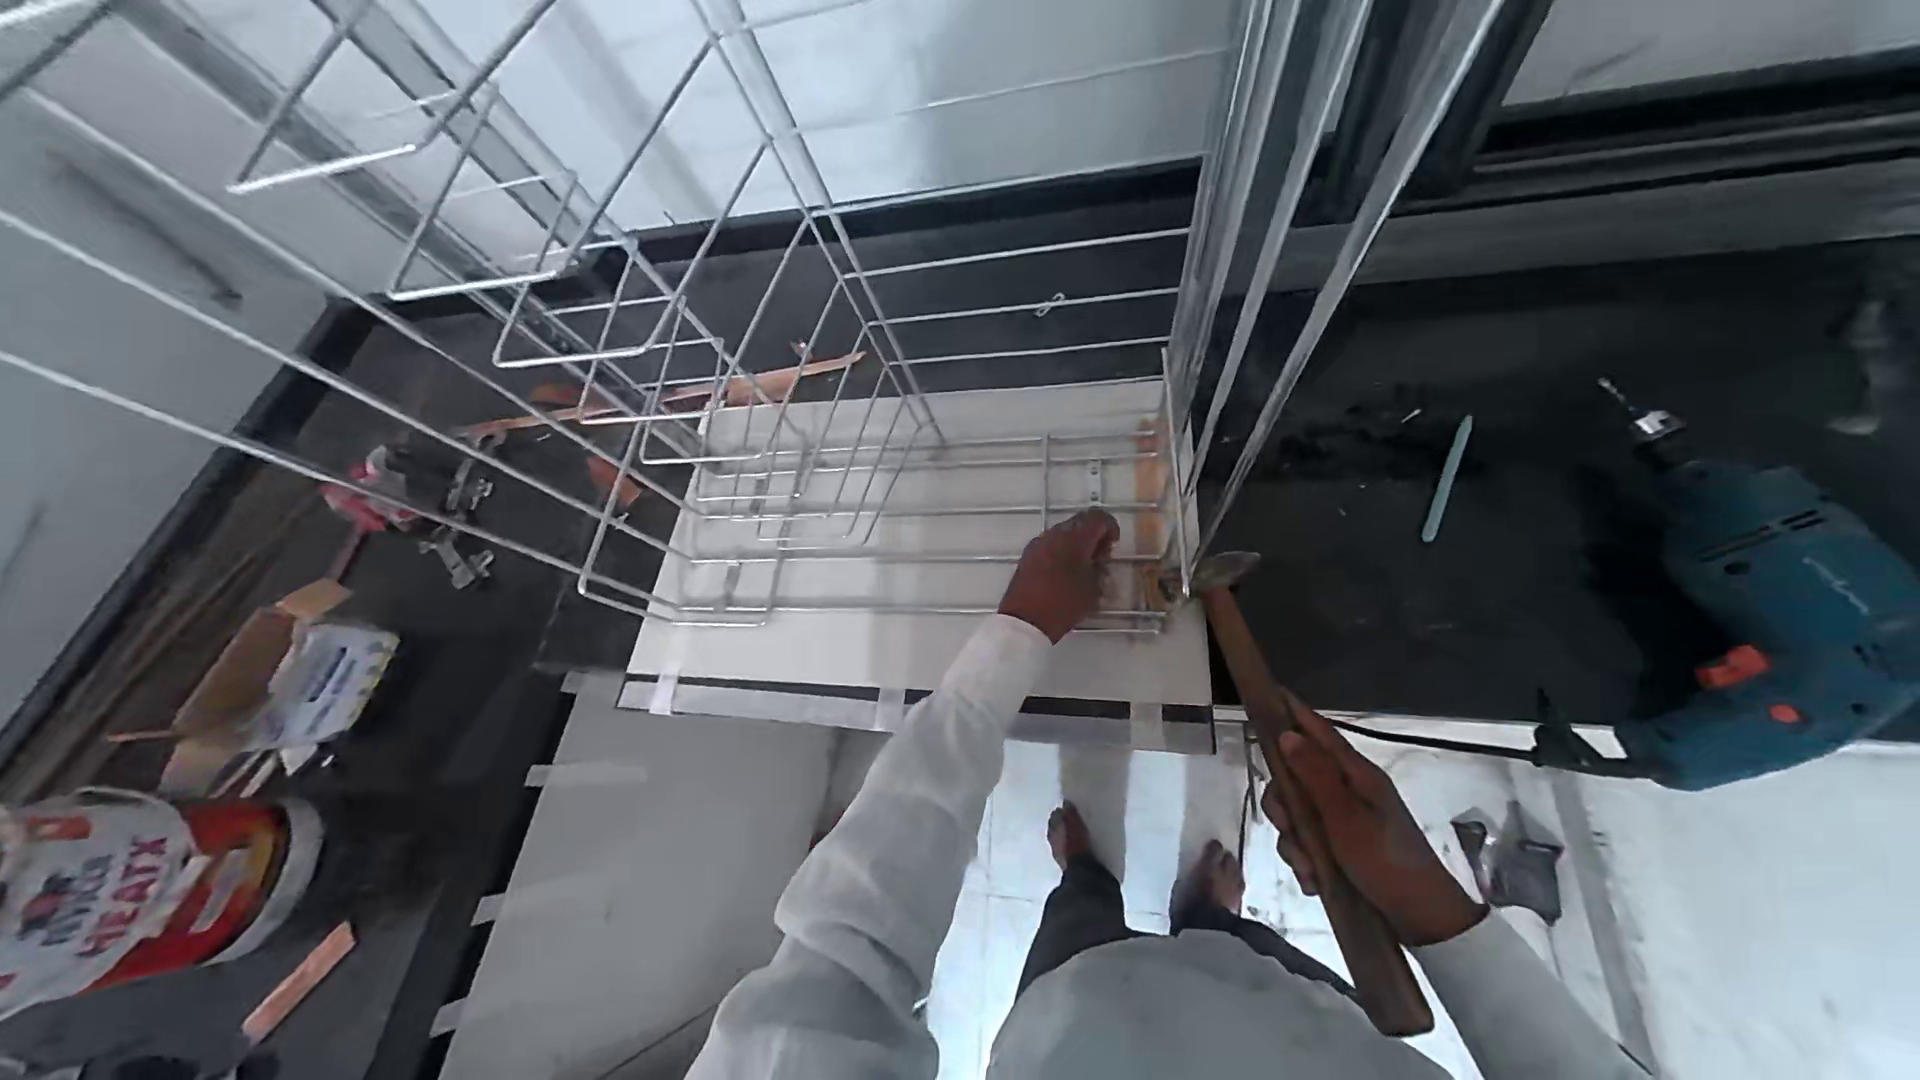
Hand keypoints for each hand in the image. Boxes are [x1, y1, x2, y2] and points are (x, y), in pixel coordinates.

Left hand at [998, 510, 1118, 641]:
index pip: (1098, 517)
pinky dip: (1061, 550)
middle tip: (1100, 558)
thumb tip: (1097, 561)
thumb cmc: (1064, 604)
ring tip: (1082, 567)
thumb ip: (1099, 569)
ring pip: (1063, 532)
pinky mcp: (1027, 554)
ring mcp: (1038, 542)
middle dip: (1094, 536)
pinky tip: (1063, 572)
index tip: (1112, 546)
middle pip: (1080, 522)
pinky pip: (1050, 544)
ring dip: (1076, 543)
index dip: (1110, 528)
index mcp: (1074, 538)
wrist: (1025, 620)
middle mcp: (1055, 533)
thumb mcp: (1093, 589)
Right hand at [1261, 715, 1486, 945]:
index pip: (1317, 729)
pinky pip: (1307, 837)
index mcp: (1355, 773)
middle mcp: (1348, 788)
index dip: (1291, 710)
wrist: (1425, 922)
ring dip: (1294, 839)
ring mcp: (1346, 815)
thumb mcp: (1345, 818)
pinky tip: (1313, 878)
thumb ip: (1314, 774)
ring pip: (1297, 809)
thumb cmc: (1386, 861)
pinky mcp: (1343, 842)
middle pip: (1295, 774)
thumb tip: (1286, 733)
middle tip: (1286, 827)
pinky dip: (1305, 857)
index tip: (1266, 693)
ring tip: (1307, 868)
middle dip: (1283, 803)